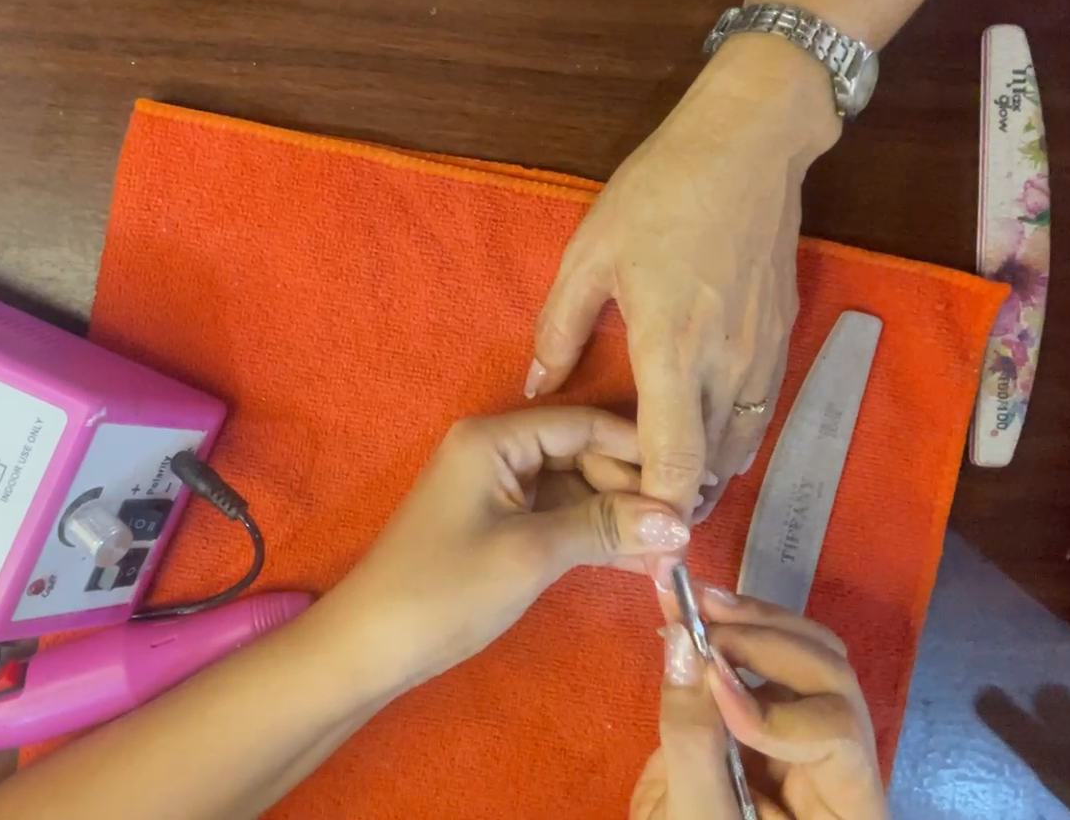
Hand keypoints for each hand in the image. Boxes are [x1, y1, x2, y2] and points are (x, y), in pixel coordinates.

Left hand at [319, 408, 691, 688]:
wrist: (373, 644)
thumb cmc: (445, 588)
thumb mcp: (530, 553)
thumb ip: (603, 527)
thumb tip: (679, 517)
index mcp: (494, 437)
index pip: (582, 425)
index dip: (639, 449)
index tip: (696, 479)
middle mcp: (497, 449)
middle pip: (580, 453)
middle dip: (633, 488)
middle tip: (694, 522)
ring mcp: (498, 486)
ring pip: (574, 487)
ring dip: (619, 515)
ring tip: (679, 545)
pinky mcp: (500, 521)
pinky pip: (558, 515)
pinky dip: (593, 534)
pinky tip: (641, 558)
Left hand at [529, 40, 838, 516]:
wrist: (746, 148)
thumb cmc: (656, 198)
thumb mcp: (588, 258)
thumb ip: (560, 329)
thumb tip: (537, 383)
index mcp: (669, 350)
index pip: (671, 460)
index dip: (654, 506)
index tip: (629, 528)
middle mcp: (726, 366)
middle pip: (709, 466)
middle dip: (674, 497)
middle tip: (633, 509)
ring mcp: (765, 356)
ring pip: (740, 445)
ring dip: (705, 472)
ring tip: (663, 483)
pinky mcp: (785, 341)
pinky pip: (760, 414)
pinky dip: (732, 439)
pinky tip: (703, 438)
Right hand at [637, 584, 887, 819]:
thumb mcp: (696, 812)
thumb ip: (692, 737)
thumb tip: (682, 642)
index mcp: (847, 805)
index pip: (839, 734)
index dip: (775, 707)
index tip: (711, 686)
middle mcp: (841, 757)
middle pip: (829, 676)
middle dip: (761, 639)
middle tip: (698, 620)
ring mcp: (805, 724)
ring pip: (805, 649)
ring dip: (746, 620)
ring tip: (690, 602)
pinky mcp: (767, 703)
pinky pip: (760, 651)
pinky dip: (724, 623)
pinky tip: (683, 611)